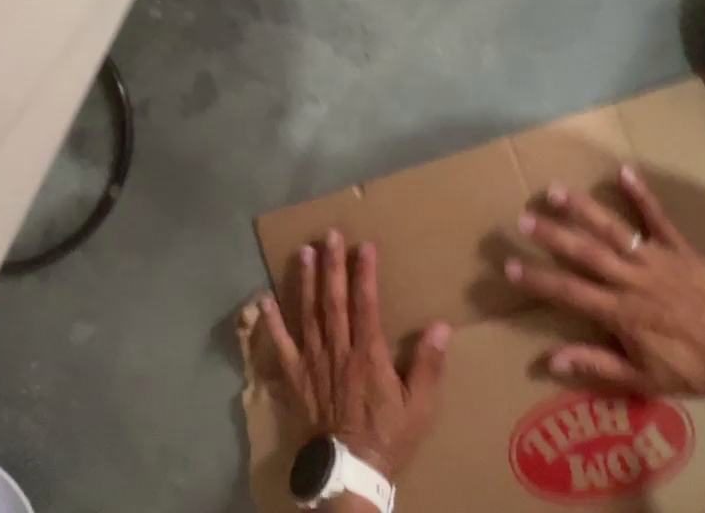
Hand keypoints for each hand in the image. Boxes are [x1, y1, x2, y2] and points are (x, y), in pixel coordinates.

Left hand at [260, 231, 451, 479]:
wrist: (351, 470)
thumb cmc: (388, 435)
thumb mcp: (419, 406)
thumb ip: (428, 365)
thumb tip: (440, 326)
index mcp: (368, 353)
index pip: (366, 303)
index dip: (365, 272)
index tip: (364, 245)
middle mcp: (338, 349)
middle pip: (334, 300)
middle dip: (332, 265)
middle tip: (329, 235)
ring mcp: (313, 361)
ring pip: (308, 313)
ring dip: (305, 281)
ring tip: (302, 252)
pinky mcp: (296, 376)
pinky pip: (281, 345)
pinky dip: (271, 323)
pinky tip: (264, 299)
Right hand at [505, 165, 704, 396]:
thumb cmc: (694, 370)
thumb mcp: (643, 380)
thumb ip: (597, 365)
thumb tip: (550, 359)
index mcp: (621, 313)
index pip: (569, 291)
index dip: (538, 278)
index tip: (509, 265)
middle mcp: (632, 280)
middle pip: (585, 253)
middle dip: (552, 235)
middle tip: (524, 217)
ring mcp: (657, 261)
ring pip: (614, 230)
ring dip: (584, 209)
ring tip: (556, 190)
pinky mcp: (681, 250)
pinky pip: (659, 219)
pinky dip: (643, 195)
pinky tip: (625, 170)